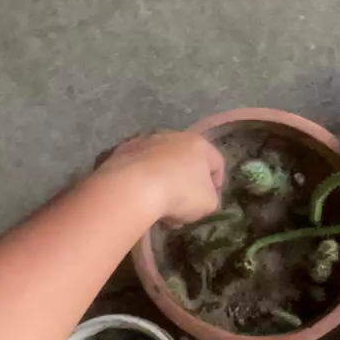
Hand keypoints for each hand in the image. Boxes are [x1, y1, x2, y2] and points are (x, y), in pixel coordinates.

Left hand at [95, 130, 225, 225]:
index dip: (217, 183)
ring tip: (157, 202)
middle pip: (185, 159)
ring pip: (160, 160)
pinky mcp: (122, 150)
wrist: (133, 188)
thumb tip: (203, 197)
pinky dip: (141, 178)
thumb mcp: (208, 204)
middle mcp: (173, 135)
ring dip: (162, 177)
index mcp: (199, 144)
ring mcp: (145, 140)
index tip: (211, 200)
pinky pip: (138, 165)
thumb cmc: (180, 193)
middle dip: (186, 180)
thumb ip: (211, 198)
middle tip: (183, 204)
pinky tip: (138, 196)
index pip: (217, 162)